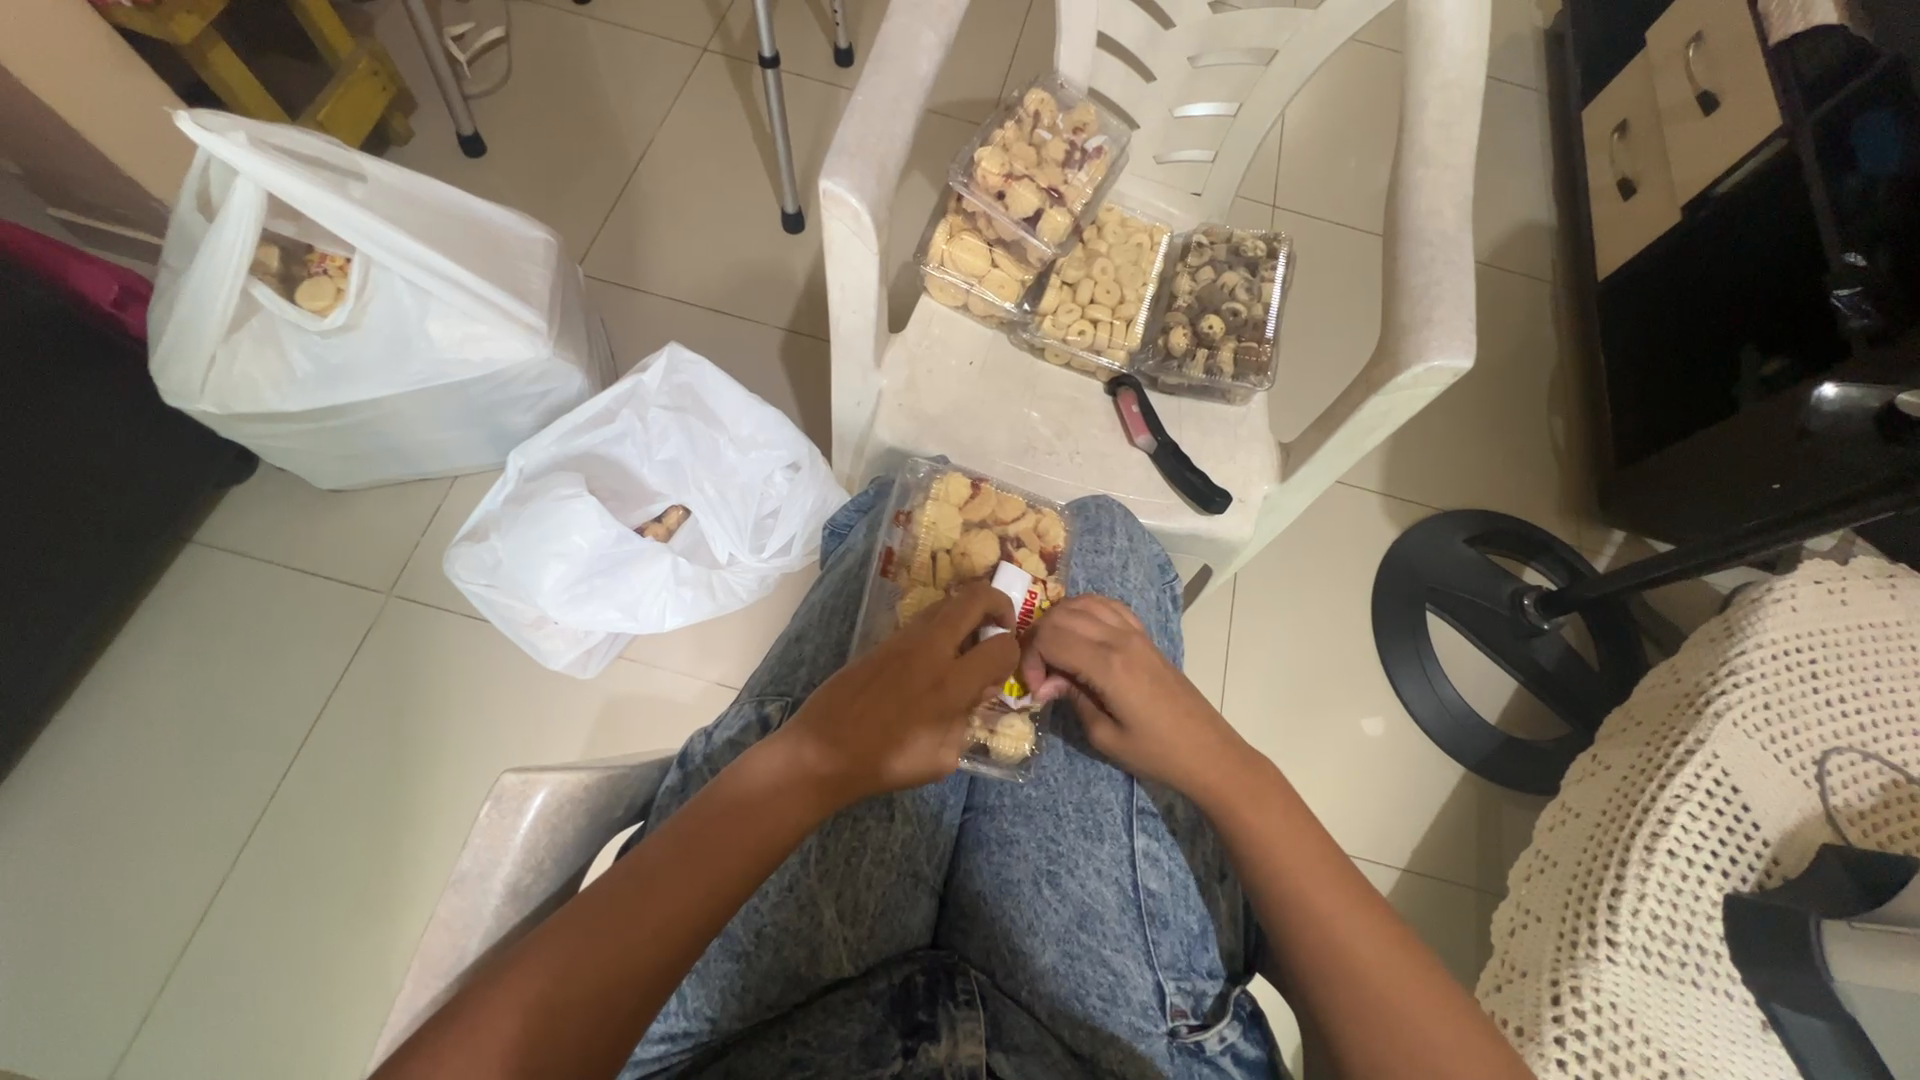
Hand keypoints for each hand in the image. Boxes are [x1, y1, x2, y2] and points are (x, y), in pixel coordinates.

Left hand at [772, 581, 1019, 807]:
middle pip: (976, 598)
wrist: (823, 750)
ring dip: (967, 613)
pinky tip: (934, 658)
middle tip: (1000, 628)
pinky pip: (922, 620)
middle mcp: (930, 649)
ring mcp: (903, 639)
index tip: (1003, 671)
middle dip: (1000, 605)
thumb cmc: (885, 763)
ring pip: (947, 602)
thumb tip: (976, 695)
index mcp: (950, 683)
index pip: (1002, 647)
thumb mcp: (942, 758)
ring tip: (968, 643)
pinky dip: (940, 627)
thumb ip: (967, 722)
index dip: (1013, 655)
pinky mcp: (882, 641)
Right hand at [1020, 594, 1249, 792]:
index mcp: (1108, 665)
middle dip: (1039, 640)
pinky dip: (1085, 612)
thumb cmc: (1156, 753)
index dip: (1031, 659)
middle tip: (1040, 674)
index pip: (1050, 637)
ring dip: (1059, 622)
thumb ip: (1072, 699)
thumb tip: (1046, 683)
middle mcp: (1120, 639)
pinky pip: (1108, 605)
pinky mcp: (1145, 636)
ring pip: (1082, 603)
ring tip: (1055, 654)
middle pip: (1061, 615)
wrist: (1208, 752)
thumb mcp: (1104, 736)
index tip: (1036, 690)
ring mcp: (1135, 633)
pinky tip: (1080, 635)